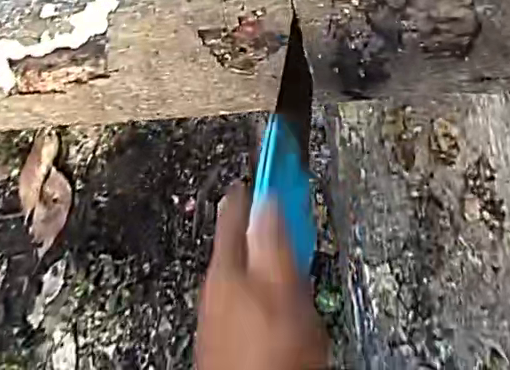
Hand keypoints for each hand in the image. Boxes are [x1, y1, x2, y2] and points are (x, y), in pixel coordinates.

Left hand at [194, 183, 328, 369]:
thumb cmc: (267, 357)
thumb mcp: (283, 288)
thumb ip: (274, 237)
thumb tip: (268, 194)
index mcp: (227, 264)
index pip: (238, 203)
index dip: (260, 178)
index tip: (276, 159)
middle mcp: (216, 281)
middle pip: (241, 233)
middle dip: (266, 220)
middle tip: (292, 213)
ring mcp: (219, 307)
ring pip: (246, 261)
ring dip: (268, 252)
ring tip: (293, 262)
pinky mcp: (227, 330)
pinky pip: (248, 289)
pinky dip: (265, 281)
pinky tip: (283, 300)